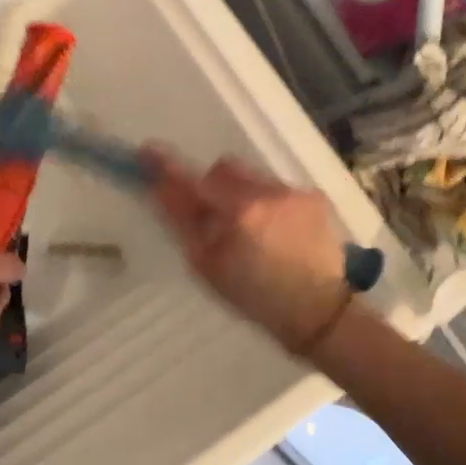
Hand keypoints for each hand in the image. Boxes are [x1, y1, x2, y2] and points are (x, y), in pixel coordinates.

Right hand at [145, 147, 349, 354]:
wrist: (320, 313)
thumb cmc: (255, 296)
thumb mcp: (208, 266)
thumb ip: (183, 222)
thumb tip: (158, 188)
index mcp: (239, 213)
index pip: (193, 180)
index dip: (167, 166)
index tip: (146, 151)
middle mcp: (268, 193)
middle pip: (223, 169)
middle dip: (213, 187)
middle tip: (214, 217)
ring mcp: (294, 192)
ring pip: (251, 177)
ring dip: (242, 195)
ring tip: (252, 230)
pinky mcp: (314, 197)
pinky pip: (277, 187)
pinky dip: (268, 204)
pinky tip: (277, 232)